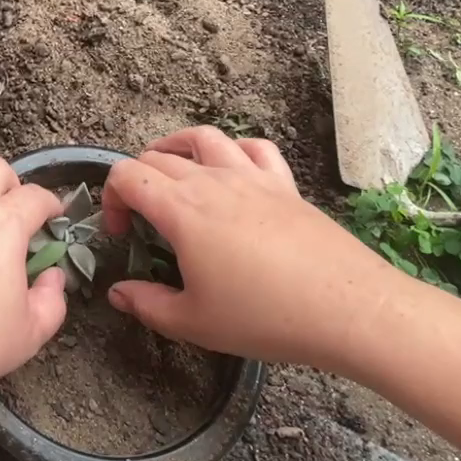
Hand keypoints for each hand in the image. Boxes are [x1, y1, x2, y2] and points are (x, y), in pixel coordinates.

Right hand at [100, 126, 414, 371]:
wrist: (350, 310)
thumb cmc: (267, 316)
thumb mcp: (195, 323)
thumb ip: (148, 305)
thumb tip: (118, 293)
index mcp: (180, 209)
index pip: (126, 175)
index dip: (110, 197)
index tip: (119, 231)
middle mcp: (210, 180)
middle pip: (156, 156)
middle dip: (136, 180)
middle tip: (141, 216)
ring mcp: (250, 176)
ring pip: (202, 137)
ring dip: (175, 146)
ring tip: (169, 166)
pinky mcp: (284, 184)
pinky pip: (254, 148)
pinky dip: (234, 149)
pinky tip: (230, 167)